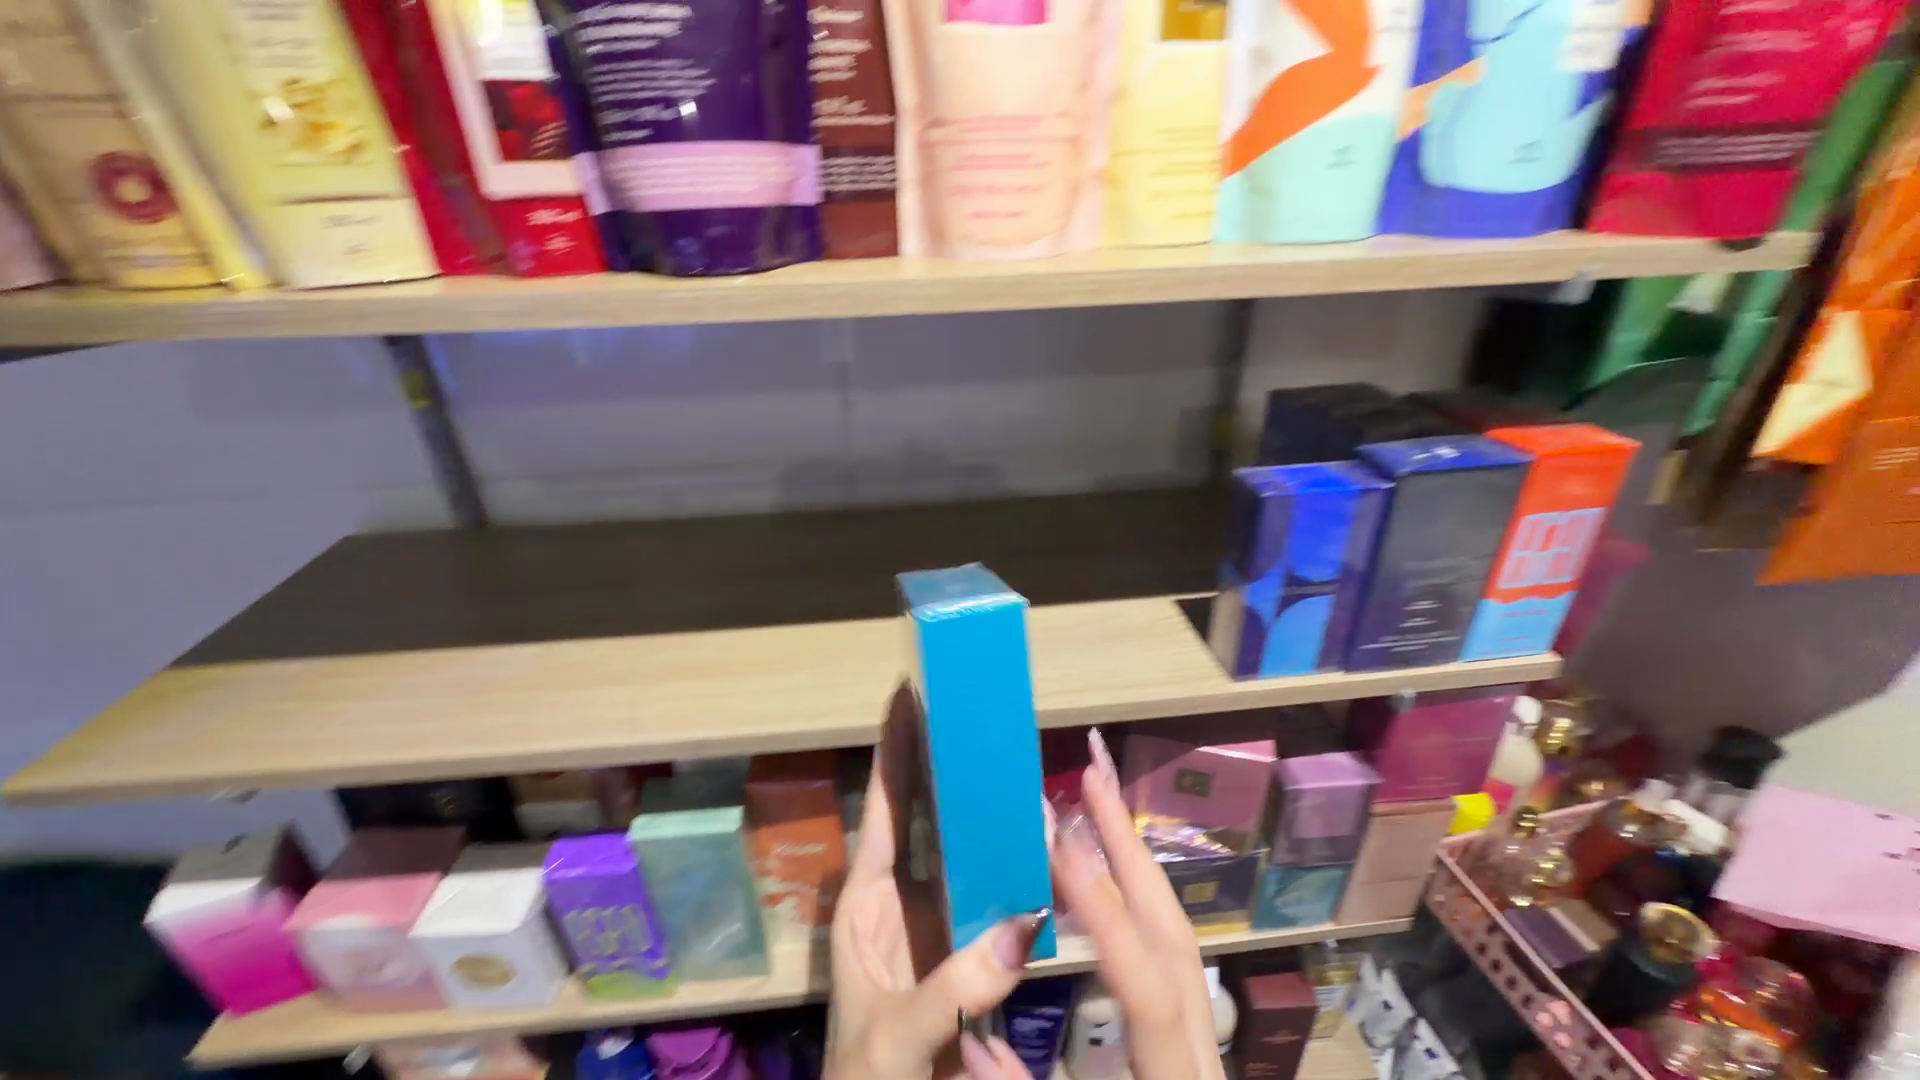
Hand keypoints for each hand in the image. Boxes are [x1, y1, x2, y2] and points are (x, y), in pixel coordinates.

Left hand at [824, 687, 1049, 1079]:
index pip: (882, 811)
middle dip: (937, 761)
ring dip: (975, 806)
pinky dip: (1006, 864)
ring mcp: (933, 924)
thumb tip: (1025, 922)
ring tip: (1001, 753)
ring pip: (957, 851)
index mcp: (866, 904)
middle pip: (921, 816)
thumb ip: (955, 988)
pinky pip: (988, 896)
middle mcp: (899, 901)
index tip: (906, 693)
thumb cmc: (863, 1079)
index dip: (892, 751)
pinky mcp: (962, 951)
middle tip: (964, 706)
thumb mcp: (897, 1038)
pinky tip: (1029, 836)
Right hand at [944, 727, 1227, 1079]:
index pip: (1144, 982)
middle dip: (1130, 850)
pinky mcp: (1195, 1037)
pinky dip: (1136, 904)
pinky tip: (1108, 879)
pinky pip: (1168, 953)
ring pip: (1177, 934)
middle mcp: (1202, 1047)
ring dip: (1134, 866)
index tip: (1061, 846)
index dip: (1103, 914)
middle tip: (1092, 781)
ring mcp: (1205, 1038)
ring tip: (1096, 809)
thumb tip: (971, 1040)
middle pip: (1173, 931)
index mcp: (1174, 1078)